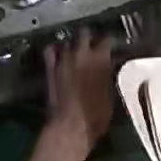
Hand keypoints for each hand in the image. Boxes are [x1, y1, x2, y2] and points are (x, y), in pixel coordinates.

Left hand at [39, 32, 114, 160]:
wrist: (71, 126)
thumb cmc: (97, 116)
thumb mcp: (111, 94)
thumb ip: (108, 76)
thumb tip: (107, 70)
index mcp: (102, 59)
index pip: (107, 40)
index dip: (109, 42)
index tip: (110, 46)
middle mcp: (82, 54)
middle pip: (85, 34)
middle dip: (89, 37)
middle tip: (92, 45)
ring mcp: (64, 59)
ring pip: (68, 41)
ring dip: (72, 44)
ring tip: (75, 50)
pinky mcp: (50, 68)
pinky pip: (50, 51)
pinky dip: (55, 49)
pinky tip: (58, 53)